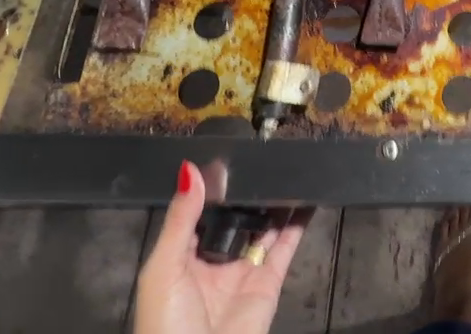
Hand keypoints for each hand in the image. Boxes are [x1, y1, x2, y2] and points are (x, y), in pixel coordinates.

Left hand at [134, 161, 312, 333]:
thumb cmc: (168, 323)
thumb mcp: (162, 269)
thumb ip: (180, 219)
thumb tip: (192, 169)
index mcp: (181, 259)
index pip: (200, 214)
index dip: (213, 187)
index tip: (230, 154)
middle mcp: (214, 261)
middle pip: (235, 219)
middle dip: (248, 193)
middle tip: (266, 155)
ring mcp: (244, 271)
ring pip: (263, 228)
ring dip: (275, 202)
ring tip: (290, 168)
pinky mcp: (270, 281)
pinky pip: (286, 245)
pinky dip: (299, 222)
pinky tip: (308, 196)